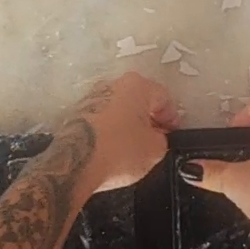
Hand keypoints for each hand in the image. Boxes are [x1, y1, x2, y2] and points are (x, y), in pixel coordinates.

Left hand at [69, 72, 176, 191]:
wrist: (75, 163)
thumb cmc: (120, 150)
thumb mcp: (156, 149)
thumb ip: (163, 139)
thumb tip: (156, 138)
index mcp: (136, 85)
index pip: (164, 98)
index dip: (173, 118)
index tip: (174, 134)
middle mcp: (112, 85)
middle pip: (139, 100)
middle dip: (150, 119)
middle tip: (158, 140)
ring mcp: (91, 98)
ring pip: (119, 109)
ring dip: (130, 125)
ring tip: (136, 148)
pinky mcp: (76, 115)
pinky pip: (102, 120)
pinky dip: (111, 131)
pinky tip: (115, 150)